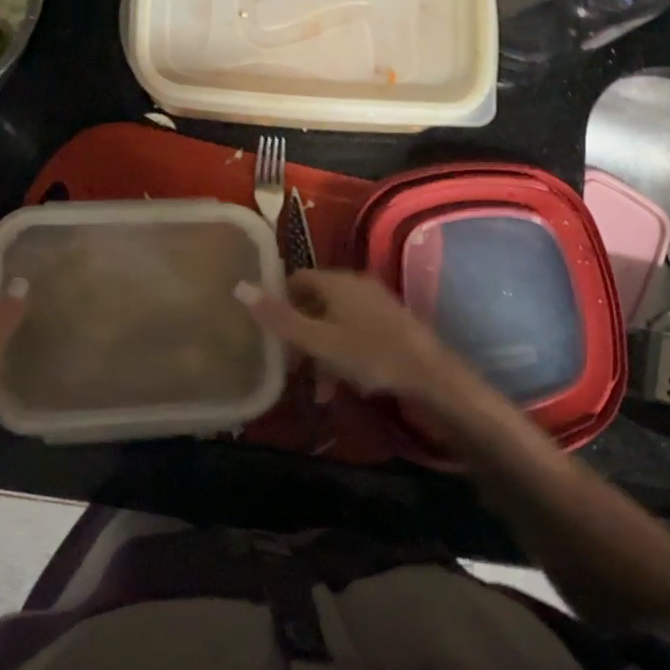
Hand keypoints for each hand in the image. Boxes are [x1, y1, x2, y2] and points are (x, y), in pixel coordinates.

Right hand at [238, 269, 480, 408]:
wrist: (430, 375)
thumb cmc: (369, 355)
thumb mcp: (317, 341)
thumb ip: (279, 317)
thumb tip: (239, 287)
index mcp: (336, 282)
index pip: (296, 280)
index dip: (279, 302)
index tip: (270, 331)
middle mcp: (356, 284)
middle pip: (316, 303)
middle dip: (301, 334)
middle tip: (292, 367)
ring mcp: (376, 302)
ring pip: (336, 322)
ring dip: (322, 352)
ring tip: (319, 390)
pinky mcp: (391, 322)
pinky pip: (356, 331)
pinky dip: (343, 353)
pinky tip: (345, 384)